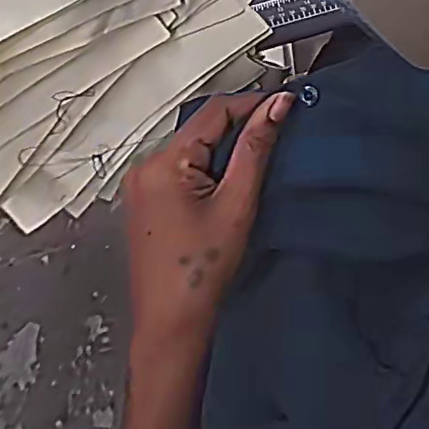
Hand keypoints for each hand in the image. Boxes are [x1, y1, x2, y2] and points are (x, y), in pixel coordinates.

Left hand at [120, 90, 293, 348]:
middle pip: (203, 125)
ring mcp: (144, 184)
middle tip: (279, 126)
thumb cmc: (200, 273)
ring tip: (262, 152)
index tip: (284, 104)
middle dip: (242, 123)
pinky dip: (213, 162)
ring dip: (229, 143)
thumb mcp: (237, 201)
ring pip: (196, 144)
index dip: (253, 103)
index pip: (215, 111)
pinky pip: (186, 164)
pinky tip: (234, 177)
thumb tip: (276, 107)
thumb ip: (257, 146)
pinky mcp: (149, 199)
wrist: (172, 325)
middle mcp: (146, 168)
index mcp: (163, 163)